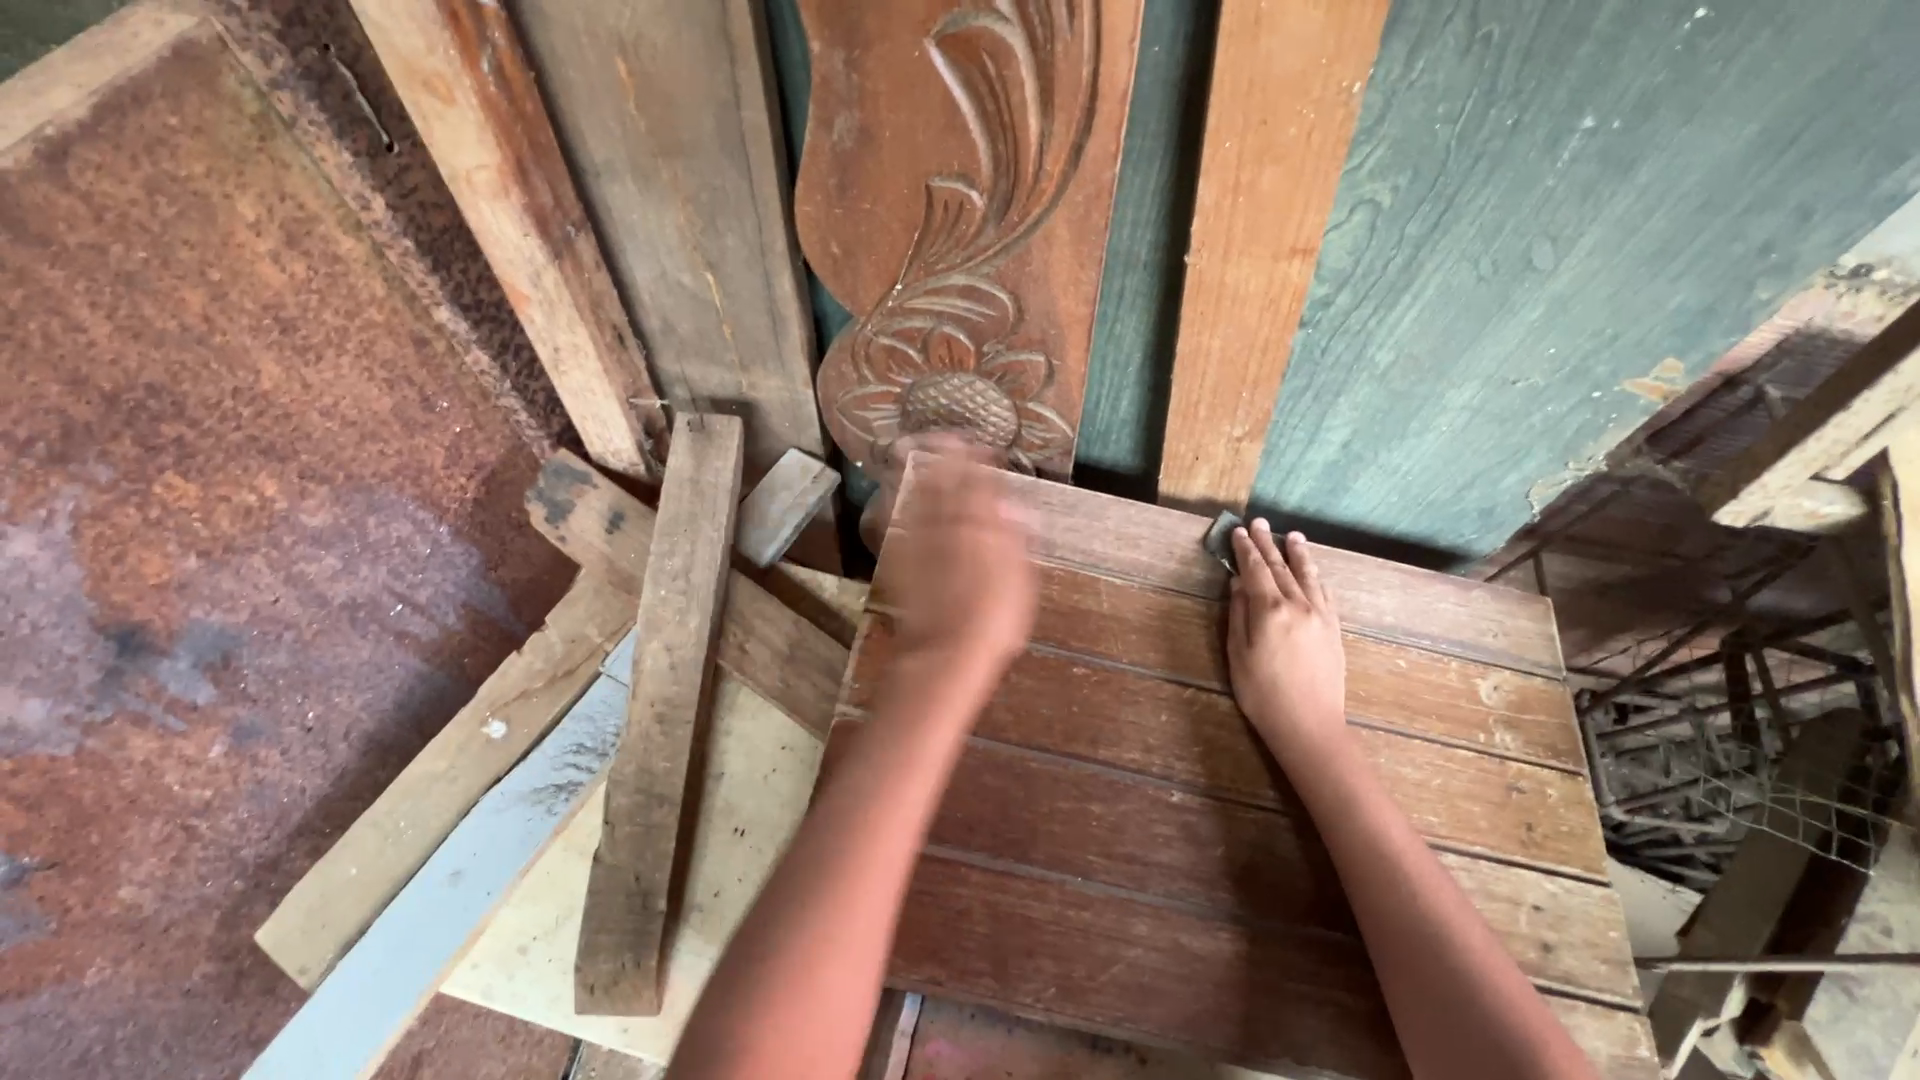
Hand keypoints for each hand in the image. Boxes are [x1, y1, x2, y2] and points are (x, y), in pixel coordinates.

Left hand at [888, 439, 1036, 671]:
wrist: (947, 651)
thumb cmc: (996, 619)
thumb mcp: (1021, 579)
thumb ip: (1016, 539)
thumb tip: (1013, 508)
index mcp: (983, 524)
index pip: (981, 480)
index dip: (981, 461)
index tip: (985, 449)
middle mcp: (948, 522)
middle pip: (946, 478)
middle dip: (948, 454)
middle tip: (950, 437)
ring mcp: (919, 538)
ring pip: (918, 493)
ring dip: (922, 470)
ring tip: (922, 452)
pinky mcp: (899, 556)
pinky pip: (896, 518)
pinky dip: (898, 499)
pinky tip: (896, 491)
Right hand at [1227, 521, 1347, 760]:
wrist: (1309, 724)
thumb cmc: (1262, 693)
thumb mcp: (1238, 654)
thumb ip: (1238, 614)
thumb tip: (1238, 583)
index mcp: (1270, 610)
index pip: (1255, 570)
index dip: (1245, 550)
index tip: (1238, 531)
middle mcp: (1298, 605)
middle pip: (1281, 567)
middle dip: (1267, 544)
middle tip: (1259, 523)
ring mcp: (1320, 616)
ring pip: (1308, 575)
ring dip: (1298, 554)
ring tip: (1292, 536)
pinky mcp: (1333, 629)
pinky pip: (1325, 593)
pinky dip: (1316, 577)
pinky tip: (1313, 571)